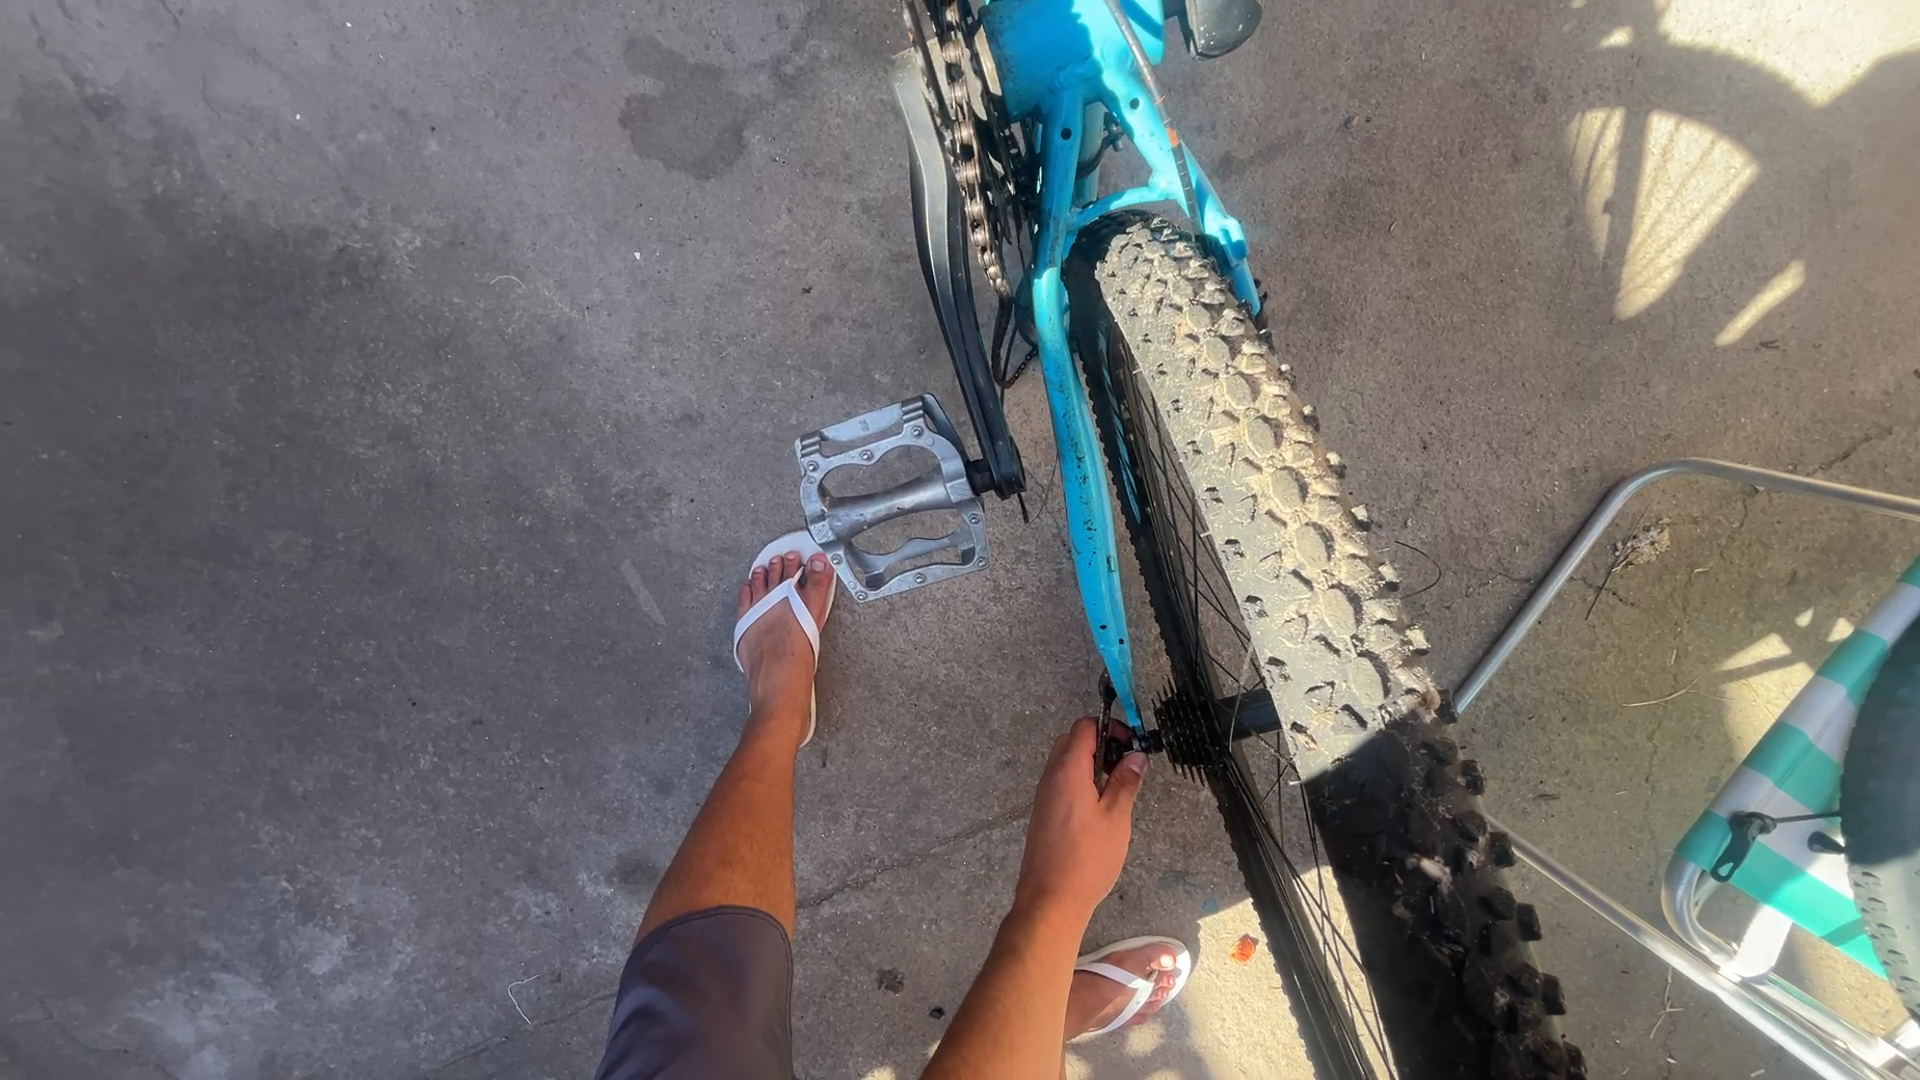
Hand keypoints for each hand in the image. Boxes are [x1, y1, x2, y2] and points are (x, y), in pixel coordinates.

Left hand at [1012, 716, 1148, 925]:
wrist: (1050, 898)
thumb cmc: (1087, 857)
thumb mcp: (1116, 817)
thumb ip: (1126, 782)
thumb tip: (1136, 755)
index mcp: (1067, 769)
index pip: (1084, 727)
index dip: (1110, 728)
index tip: (1131, 745)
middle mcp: (1051, 775)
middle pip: (1073, 740)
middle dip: (1101, 743)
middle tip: (1125, 765)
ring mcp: (1044, 794)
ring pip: (1066, 761)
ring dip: (1091, 763)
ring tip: (1116, 787)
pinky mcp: (1044, 812)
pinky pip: (1061, 781)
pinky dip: (1080, 780)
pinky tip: (1099, 806)